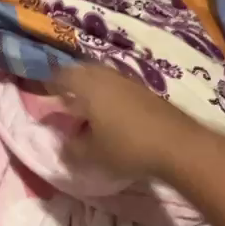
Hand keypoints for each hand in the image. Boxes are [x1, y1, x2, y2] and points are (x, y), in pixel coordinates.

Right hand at [50, 63, 211, 182]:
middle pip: (83, 70)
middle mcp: (105, 76)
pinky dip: (110, 93)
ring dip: (93, 87)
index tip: (47, 96)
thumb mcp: (93, 155)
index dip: (51, 84)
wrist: (177, 144)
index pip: (62, 76)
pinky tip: (114, 113)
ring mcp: (128, 80)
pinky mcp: (146, 90)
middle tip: (66, 99)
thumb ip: (72, 149)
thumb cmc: (127, 147)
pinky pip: (118, 84)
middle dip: (72, 82)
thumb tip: (61, 143)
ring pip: (102, 76)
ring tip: (90, 108)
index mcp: (87, 86)